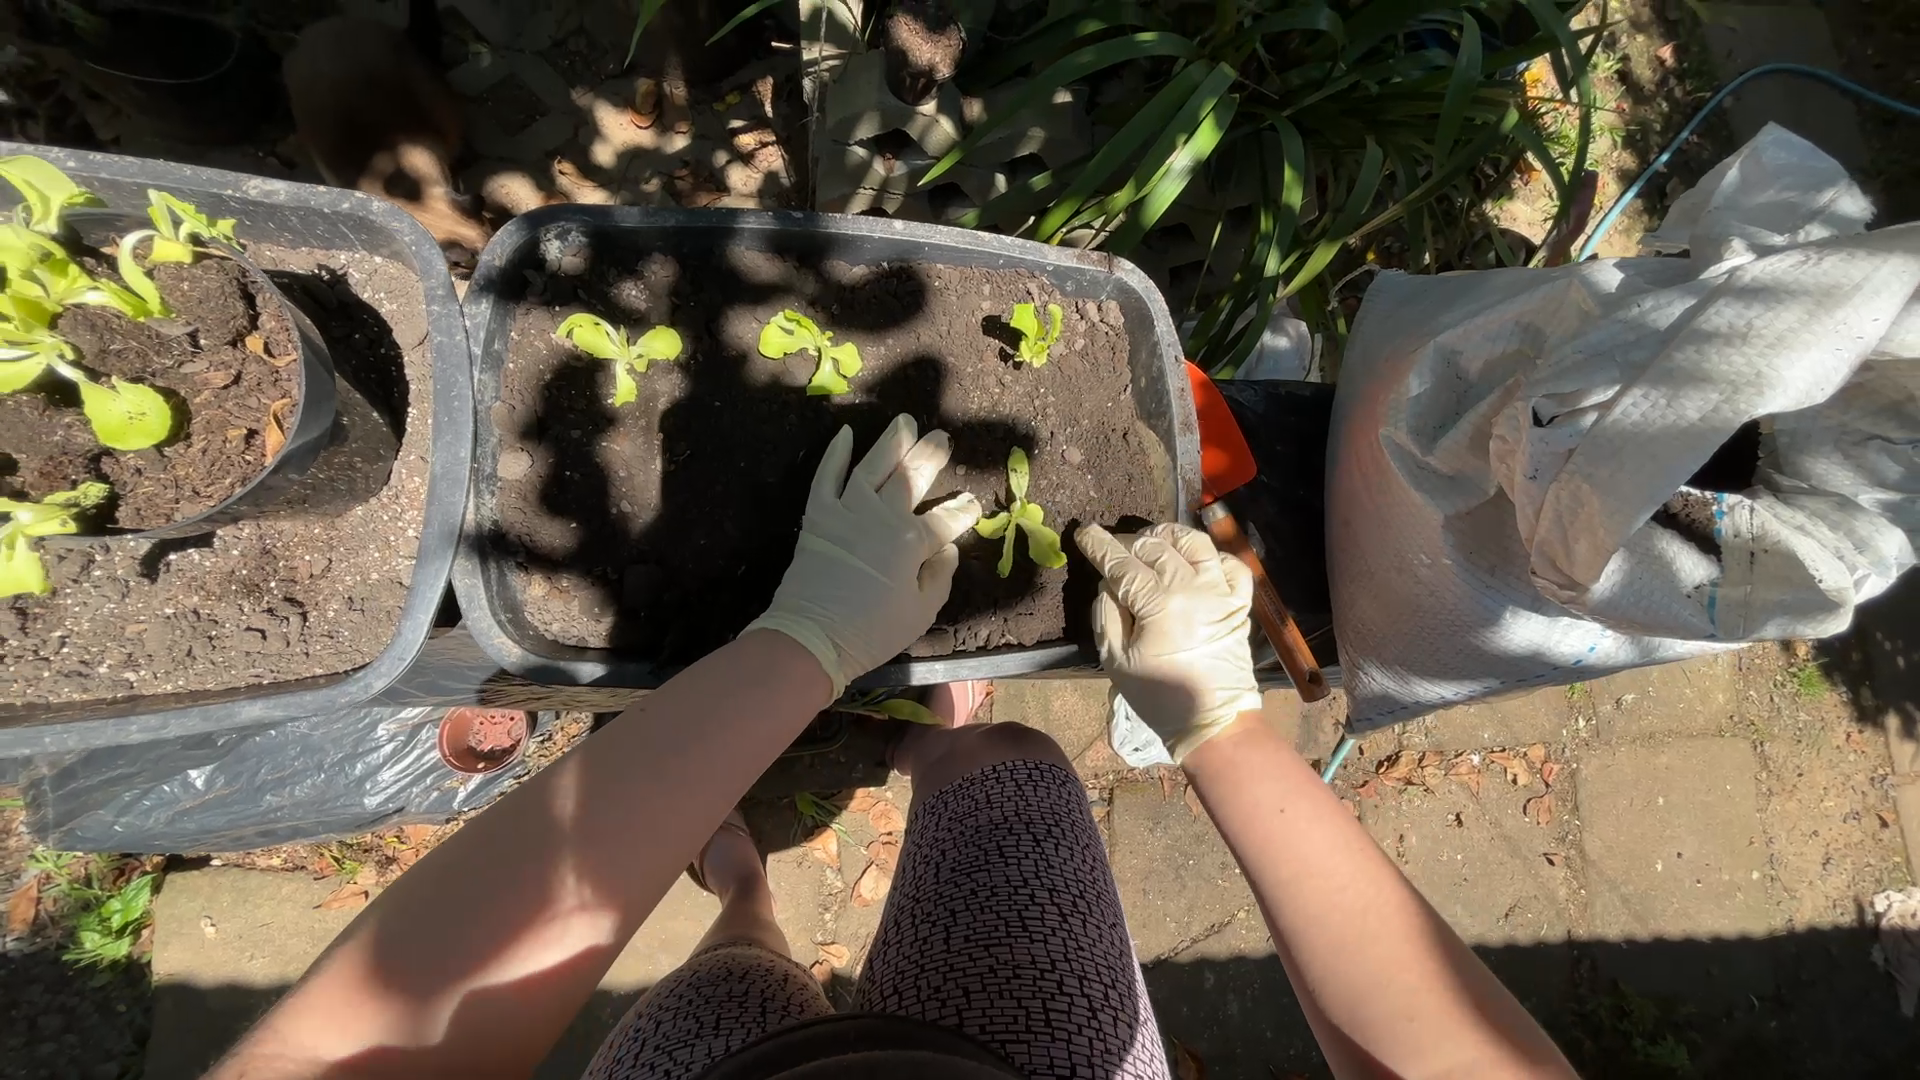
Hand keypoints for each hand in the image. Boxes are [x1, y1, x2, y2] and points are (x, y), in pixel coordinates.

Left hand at [746, 414, 980, 696]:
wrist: (812, 636)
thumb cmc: (872, 631)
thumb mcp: (921, 613)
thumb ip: (940, 577)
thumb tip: (948, 549)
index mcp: (913, 542)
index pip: (947, 519)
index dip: (963, 511)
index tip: (972, 503)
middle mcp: (883, 516)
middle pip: (912, 479)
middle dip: (930, 457)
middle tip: (942, 437)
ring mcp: (847, 510)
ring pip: (873, 466)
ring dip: (891, 442)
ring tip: (906, 421)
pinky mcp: (817, 514)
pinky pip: (826, 476)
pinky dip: (835, 454)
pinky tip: (846, 434)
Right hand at [1076, 522, 1260, 761]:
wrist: (1214, 721)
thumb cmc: (1158, 696)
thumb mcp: (1115, 660)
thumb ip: (1106, 615)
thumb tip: (1108, 583)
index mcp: (1159, 605)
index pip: (1121, 564)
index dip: (1099, 546)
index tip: (1084, 532)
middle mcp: (1192, 589)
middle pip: (1154, 547)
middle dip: (1128, 541)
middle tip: (1114, 547)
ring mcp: (1221, 592)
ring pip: (1195, 543)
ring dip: (1169, 535)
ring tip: (1152, 540)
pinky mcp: (1239, 602)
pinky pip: (1231, 564)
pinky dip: (1212, 555)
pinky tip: (1194, 561)